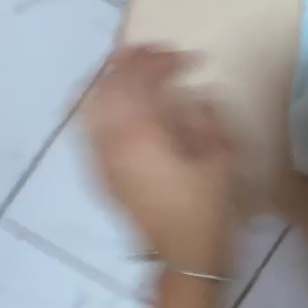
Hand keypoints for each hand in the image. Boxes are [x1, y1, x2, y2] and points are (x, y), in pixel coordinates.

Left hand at [84, 45, 239, 269]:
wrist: (184, 255)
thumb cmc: (208, 207)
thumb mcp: (220, 158)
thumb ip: (204, 118)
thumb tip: (194, 95)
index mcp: (143, 134)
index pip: (142, 80)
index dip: (162, 61)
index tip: (187, 55)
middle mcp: (111, 140)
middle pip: (108, 86)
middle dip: (129, 62)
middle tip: (153, 51)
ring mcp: (100, 157)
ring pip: (90, 104)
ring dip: (109, 80)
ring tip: (130, 70)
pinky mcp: (100, 171)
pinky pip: (88, 126)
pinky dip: (98, 103)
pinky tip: (116, 104)